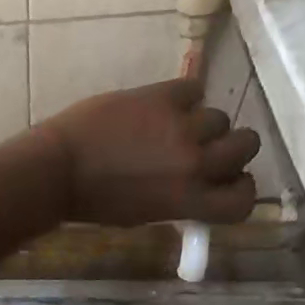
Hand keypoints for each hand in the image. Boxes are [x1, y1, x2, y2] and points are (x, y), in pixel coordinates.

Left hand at [35, 78, 261, 226]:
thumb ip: (178, 202)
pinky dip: (182, 98)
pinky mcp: (162, 96)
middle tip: (205, 151)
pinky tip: (161, 108)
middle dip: (230, 150)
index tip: (227, 184)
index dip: (240, 190)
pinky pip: (193, 89)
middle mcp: (195, 162)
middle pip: (246, 145)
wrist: (57, 169)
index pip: (244, 199)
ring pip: (220, 117)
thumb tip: (199, 191)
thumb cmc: (93, 202)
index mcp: (188, 200)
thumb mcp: (142, 214)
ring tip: (173, 129)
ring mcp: (181, 125)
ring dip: (203, 124)